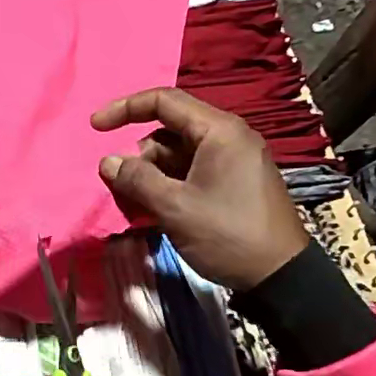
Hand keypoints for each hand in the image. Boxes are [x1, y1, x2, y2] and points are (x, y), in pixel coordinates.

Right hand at [92, 88, 310, 290]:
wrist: (280, 275)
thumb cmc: (227, 233)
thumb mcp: (175, 207)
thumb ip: (137, 180)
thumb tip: (108, 162)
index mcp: (219, 131)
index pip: (164, 101)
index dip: (125, 109)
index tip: (95, 127)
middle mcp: (228, 137)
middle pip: (168, 131)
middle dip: (138, 155)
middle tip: (122, 187)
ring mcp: (232, 160)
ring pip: (177, 154)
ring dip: (151, 174)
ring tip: (136, 204)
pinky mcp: (233, 182)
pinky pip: (191, 172)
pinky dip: (168, 185)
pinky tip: (154, 209)